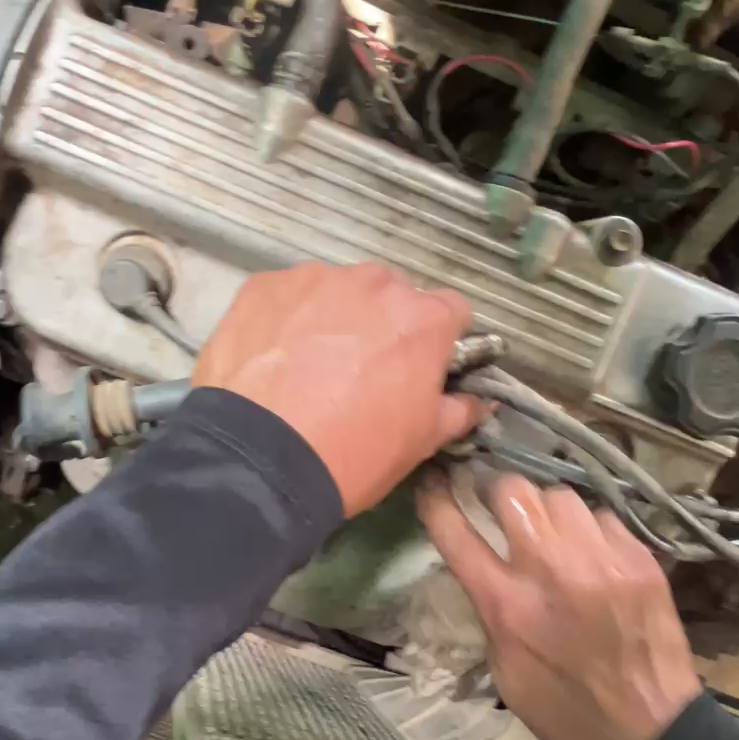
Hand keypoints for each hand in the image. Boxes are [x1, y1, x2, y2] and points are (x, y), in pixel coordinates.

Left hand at [194, 263, 479, 515]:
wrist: (260, 461)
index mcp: (422, 318)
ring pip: (337, 290)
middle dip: (383, 323)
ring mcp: (314, 278)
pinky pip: (288, 295)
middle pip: (390, 294)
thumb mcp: (421, 442)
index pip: (451, 310)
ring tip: (307, 365)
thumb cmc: (354, 452)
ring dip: (333, 317)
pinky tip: (270, 356)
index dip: (439, 339)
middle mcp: (373, 284)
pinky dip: (286, 317)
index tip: (421, 365)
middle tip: (360, 370)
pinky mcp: (264, 285)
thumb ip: (458, 409)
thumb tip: (479, 398)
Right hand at [417, 473, 701, 739]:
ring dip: (546, 509)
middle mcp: (552, 571)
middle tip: (498, 503)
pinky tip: (591, 553)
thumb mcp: (502, 666)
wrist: (653, 737)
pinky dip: (589, 529)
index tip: (434, 482)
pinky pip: (603, 517)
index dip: (437, 499)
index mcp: (508, 605)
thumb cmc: (562, 709)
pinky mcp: (640, 560)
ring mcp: (602, 560)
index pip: (456, 532)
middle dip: (498, 490)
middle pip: (513, 490)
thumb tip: (480, 561)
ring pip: (560, 496)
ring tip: (550, 530)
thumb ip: (489, 606)